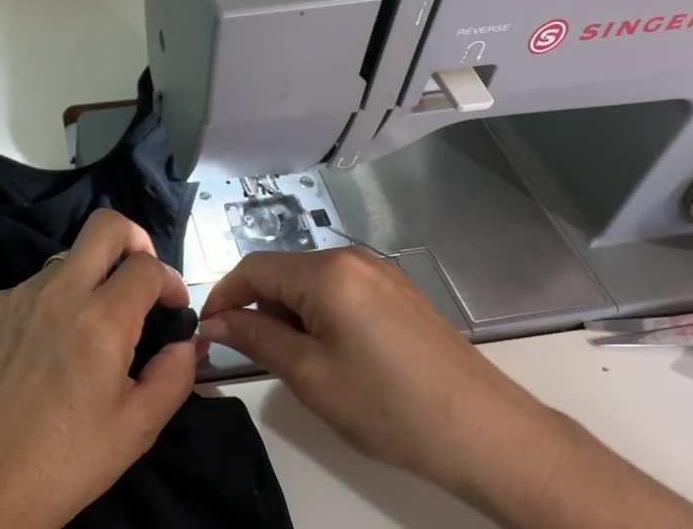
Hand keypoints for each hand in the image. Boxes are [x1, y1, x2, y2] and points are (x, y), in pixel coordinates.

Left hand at [0, 209, 197, 528]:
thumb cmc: (69, 460)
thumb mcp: (138, 427)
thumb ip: (175, 374)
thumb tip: (188, 340)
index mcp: (102, 320)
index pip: (148, 266)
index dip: (171, 280)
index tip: (173, 306)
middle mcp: (59, 292)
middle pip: (105, 226)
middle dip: (135, 240)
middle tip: (141, 278)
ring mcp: (20, 294)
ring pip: (69, 258)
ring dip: (92, 277)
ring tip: (93, 329)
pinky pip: (36, 285)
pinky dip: (56, 301)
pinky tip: (52, 346)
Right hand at [198, 247, 550, 491]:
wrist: (486, 434)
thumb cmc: (389, 406)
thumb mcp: (310, 376)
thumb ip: (257, 339)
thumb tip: (216, 322)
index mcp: (327, 271)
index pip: (254, 269)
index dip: (224, 297)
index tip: (207, 332)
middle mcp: (354, 259)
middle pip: (285, 273)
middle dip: (260, 309)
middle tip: (254, 357)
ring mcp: (383, 274)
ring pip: (313, 284)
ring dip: (291, 315)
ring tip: (299, 364)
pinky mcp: (402, 294)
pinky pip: (344, 293)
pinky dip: (323, 316)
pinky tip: (336, 357)